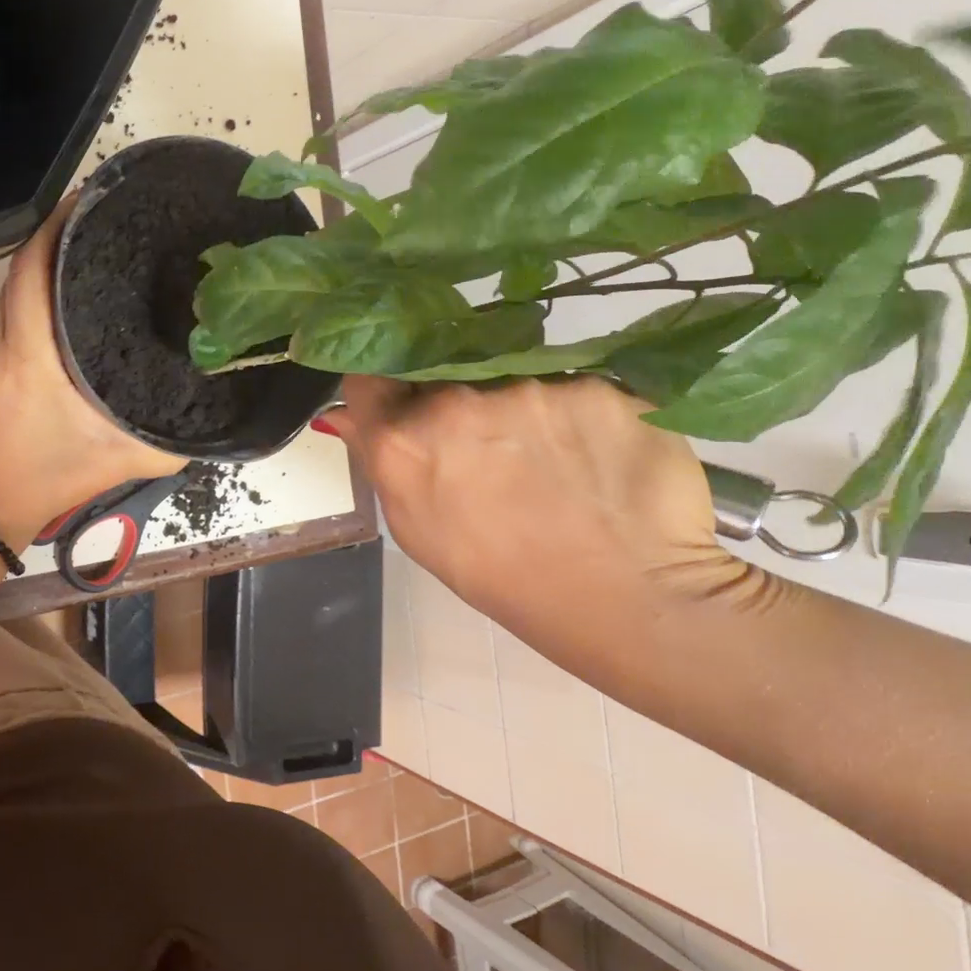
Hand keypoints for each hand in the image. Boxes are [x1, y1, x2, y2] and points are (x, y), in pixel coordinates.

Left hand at [0, 195, 187, 550]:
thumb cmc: (50, 483)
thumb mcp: (119, 460)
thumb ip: (168, 440)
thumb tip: (214, 412)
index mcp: (27, 358)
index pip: (30, 271)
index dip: (55, 227)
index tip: (88, 198)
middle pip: (17, 273)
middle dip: (53, 238)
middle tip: (100, 220)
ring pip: (8, 294)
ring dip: (40, 268)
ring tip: (88, 251)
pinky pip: (4, 315)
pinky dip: (29, 296)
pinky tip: (64, 299)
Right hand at [317, 375, 737, 628]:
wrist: (625, 596)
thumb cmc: (500, 575)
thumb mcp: (414, 528)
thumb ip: (376, 461)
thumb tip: (345, 414)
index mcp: (404, 437)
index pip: (369, 376)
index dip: (382, 389)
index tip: (397, 405)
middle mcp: (458, 398)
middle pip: (442, 374)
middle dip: (453, 402)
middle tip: (485, 448)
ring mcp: (531, 386)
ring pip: (511, 378)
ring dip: (518, 408)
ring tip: (551, 461)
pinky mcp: (598, 386)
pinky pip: (572, 390)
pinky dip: (576, 417)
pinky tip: (594, 458)